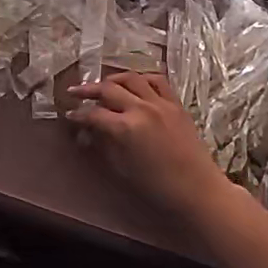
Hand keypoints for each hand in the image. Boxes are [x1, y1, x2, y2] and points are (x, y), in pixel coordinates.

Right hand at [67, 73, 237, 219]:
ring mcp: (161, 103)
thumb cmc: (157, 186)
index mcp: (126, 128)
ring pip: (131, 78)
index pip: (93, 114)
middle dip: (88, 90)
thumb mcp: (122, 167)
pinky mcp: (176, 104)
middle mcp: (142, 109)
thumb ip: (104, 144)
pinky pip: (157, 81)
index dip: (78, 115)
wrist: (198, 189)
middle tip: (75, 92)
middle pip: (108, 89)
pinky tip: (134, 84)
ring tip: (103, 85)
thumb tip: (89, 132)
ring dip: (113, 79)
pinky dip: (142, 78)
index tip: (69, 116)